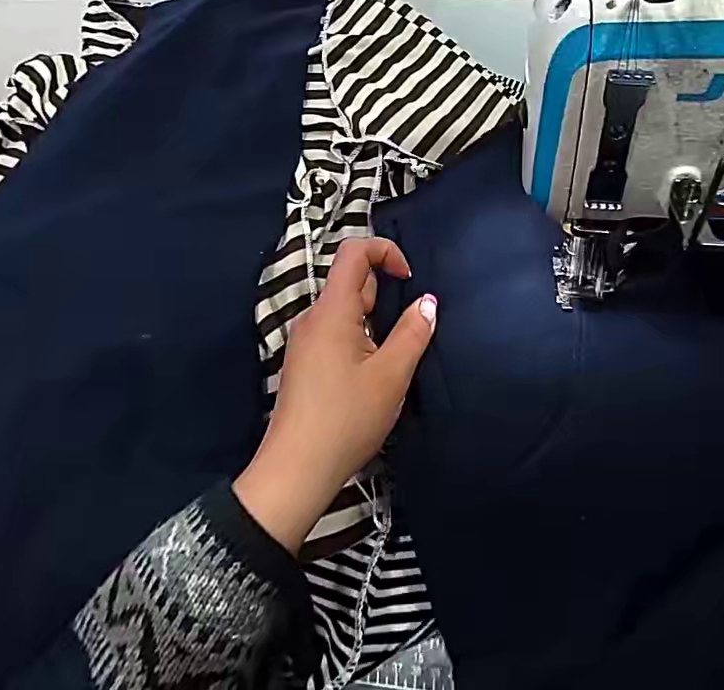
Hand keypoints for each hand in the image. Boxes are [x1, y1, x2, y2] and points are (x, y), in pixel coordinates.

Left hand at [233, 238, 437, 550]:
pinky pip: (335, 329)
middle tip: (401, 331)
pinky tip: (368, 369)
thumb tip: (428, 301)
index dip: (385, 250)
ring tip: (388, 355)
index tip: (408, 279)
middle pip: (350, 279)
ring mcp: (304, 340)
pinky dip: (359, 334)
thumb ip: (413, 332)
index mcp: (332, 311)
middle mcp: (312, 318)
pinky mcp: (304, 361)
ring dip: (372, 317)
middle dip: (383, 292)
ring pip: (344, 307)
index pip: (353, 252)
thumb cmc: (347, 419)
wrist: (296, 471)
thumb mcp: (391, 375)